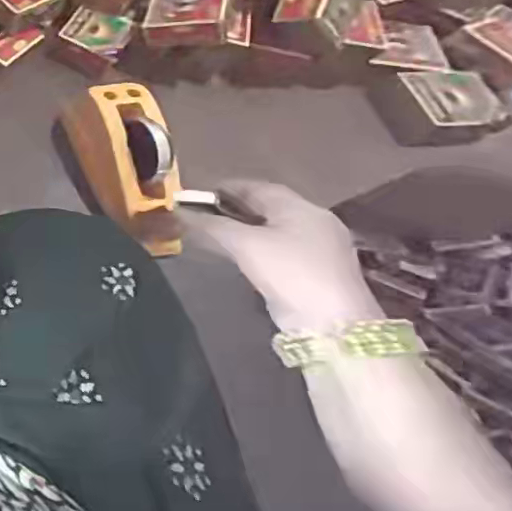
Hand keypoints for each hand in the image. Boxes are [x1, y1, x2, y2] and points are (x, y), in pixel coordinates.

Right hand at [180, 180, 382, 332]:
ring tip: (209, 231)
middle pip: (266, 208)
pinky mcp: (312, 271)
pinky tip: (234, 251)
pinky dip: (252, 245)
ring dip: (240, 228)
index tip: (197, 194)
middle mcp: (313, 223)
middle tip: (199, 213)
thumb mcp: (244, 243)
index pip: (259, 188)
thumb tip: (180, 212)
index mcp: (302, 208)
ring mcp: (316, 248)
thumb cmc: (288, 270)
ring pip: (270, 229)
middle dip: (232, 208)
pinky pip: (275, 248)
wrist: (331, 323)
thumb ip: (211, 224)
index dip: (227, 188)